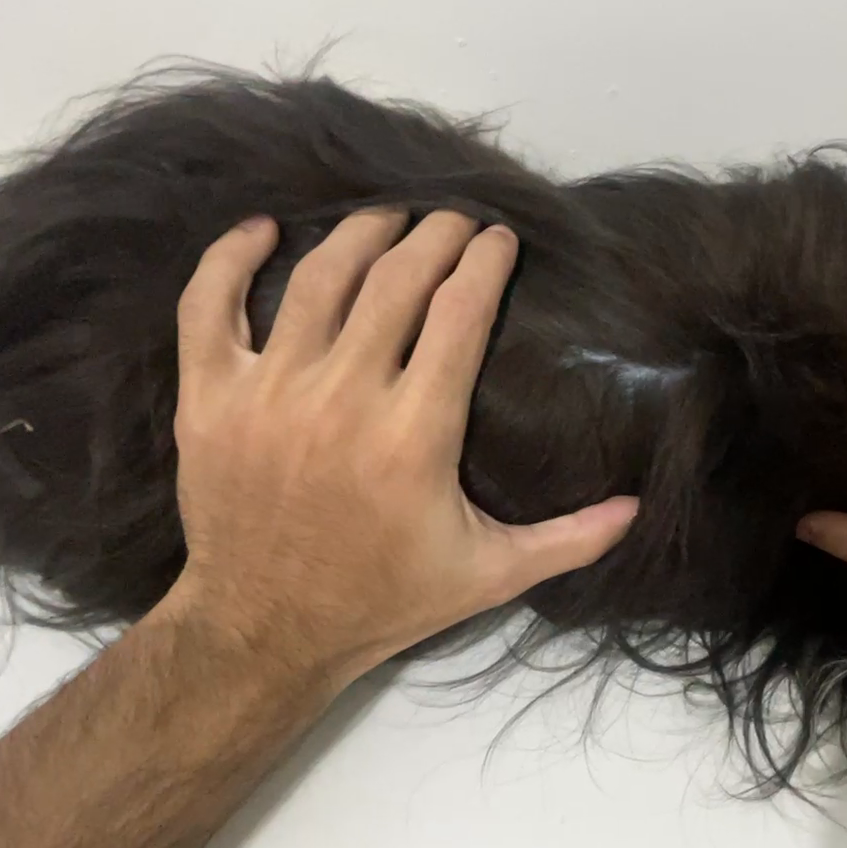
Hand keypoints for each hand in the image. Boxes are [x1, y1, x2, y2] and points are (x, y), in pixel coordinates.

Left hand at [168, 209, 637, 683]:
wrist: (266, 630)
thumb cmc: (389, 598)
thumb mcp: (492, 574)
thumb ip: (570, 540)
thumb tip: (638, 509)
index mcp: (416, 434)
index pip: (460, 314)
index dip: (485, 264)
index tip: (501, 239)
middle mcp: (343, 397)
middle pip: (396, 282)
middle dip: (435, 236)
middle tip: (457, 218)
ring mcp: (268, 392)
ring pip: (317, 279)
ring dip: (360, 234)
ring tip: (390, 217)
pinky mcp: (211, 398)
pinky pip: (208, 306)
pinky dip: (231, 259)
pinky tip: (262, 230)